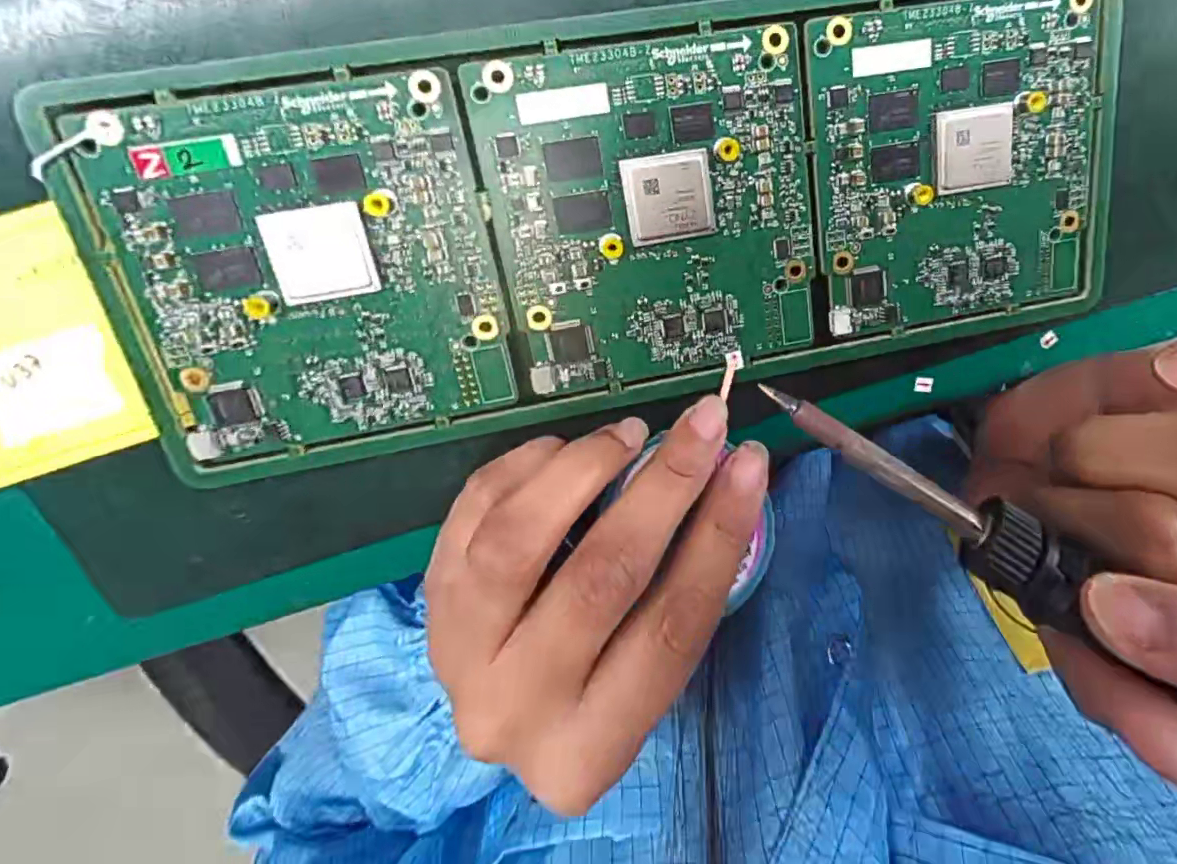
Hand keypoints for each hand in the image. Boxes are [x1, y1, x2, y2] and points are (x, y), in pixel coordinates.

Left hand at [424, 395, 768, 815]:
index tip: (746, 461)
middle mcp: (515, 712)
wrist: (495, 700)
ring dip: (585, 467)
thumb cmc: (591, 682)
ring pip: (518, 537)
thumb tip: (722, 471)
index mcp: (590, 752)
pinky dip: (528, 463)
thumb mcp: (640, 667)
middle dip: (664, 486)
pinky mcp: (430, 596)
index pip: (672, 628)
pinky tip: (562, 451)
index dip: (718, 534)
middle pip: (601, 578)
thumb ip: (678, 582)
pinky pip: (474, 508)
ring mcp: (458, 653)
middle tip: (702, 424)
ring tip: (625, 434)